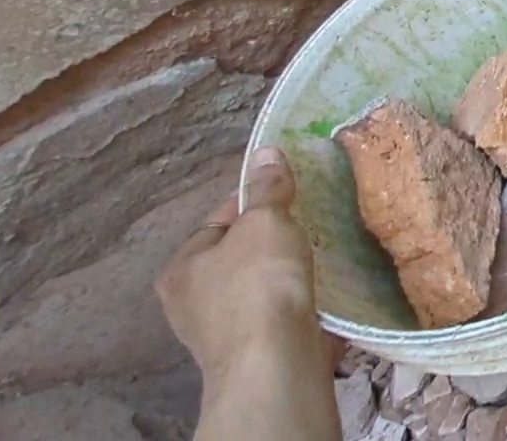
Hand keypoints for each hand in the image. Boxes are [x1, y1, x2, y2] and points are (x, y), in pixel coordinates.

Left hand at [158, 147, 322, 380]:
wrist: (274, 356)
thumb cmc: (259, 283)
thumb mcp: (266, 222)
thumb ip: (268, 188)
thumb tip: (267, 151)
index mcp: (181, 267)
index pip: (222, 217)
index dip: (260, 199)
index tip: (297, 192)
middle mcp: (191, 297)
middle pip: (242, 248)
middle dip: (278, 234)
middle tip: (315, 218)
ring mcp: (221, 324)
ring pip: (261, 276)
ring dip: (290, 263)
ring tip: (324, 247)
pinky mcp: (253, 341)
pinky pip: (277, 301)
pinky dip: (297, 289)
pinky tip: (321, 281)